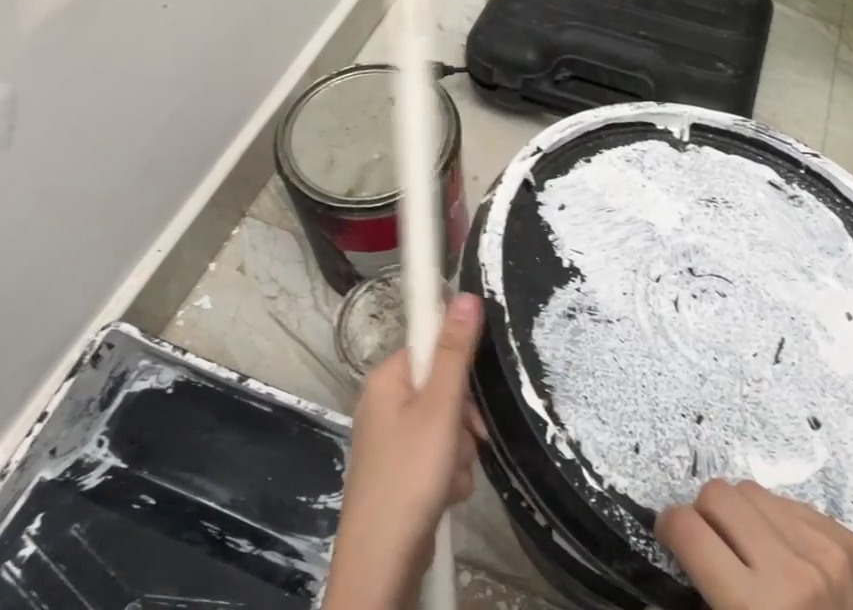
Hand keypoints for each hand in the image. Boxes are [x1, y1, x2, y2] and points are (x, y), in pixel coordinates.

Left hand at [324, 293, 486, 609]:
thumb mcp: (439, 409)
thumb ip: (454, 352)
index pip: (431, 346)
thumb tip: (465, 294)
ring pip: (449, 425)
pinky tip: (446, 493)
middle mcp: (386, 403)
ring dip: (461, 450)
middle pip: (444, 388)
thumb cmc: (409, 475)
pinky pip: (440, 455)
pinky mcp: (403, 469)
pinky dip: (450, 472)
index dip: (457, 367)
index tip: (469, 390)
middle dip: (463, 419)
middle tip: (462, 440)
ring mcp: (393, 439)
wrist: (383, 558)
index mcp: (387, 379)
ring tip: (450, 475)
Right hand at [658, 480, 852, 609]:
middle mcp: (790, 569)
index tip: (672, 540)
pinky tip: (785, 554)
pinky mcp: (845, 538)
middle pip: (718, 494)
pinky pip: (787, 502)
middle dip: (703, 513)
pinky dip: (774, 521)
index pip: (688, 530)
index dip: (669, 527)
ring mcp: (822, 548)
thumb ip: (694, 599)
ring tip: (749, 548)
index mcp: (753, 606)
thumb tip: (671, 557)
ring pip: (750, 490)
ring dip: (739, 514)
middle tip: (710, 542)